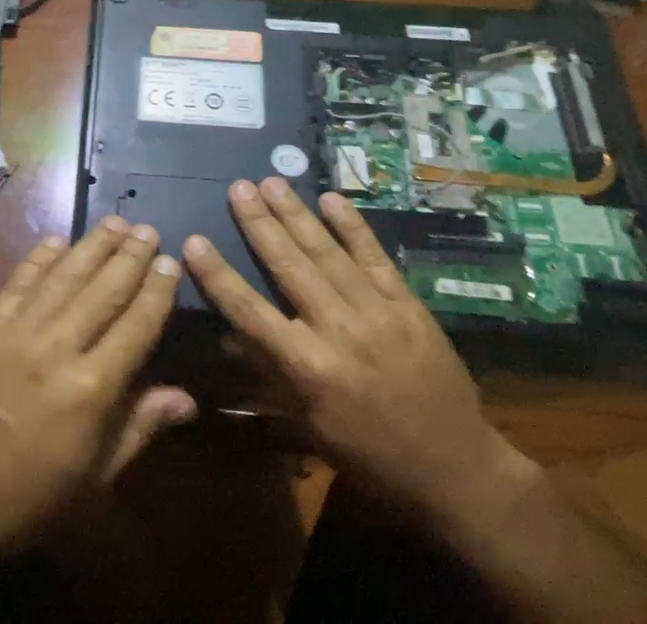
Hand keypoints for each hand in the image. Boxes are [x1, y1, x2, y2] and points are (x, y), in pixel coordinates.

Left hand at [0, 216, 192, 576]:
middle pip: (103, 291)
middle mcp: (57, 349)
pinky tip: (56, 241)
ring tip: (115, 224)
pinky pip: (17, 285)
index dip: (157, 291)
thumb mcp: (96, 478)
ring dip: (91, 247)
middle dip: (130, 257)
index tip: (171, 262)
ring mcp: (16, 334)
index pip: (137, 325)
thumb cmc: (30, 500)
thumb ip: (140, 428)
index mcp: (93, 389)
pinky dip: (38, 260)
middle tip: (149, 229)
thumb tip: (187, 398)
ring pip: (62, 278)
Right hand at [182, 178, 537, 522]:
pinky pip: (375, 258)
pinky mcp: (408, 305)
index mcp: (307, 368)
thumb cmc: (369, 455)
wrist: (452, 465)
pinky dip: (353, 227)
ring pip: (328, 253)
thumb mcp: (310, 426)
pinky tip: (331, 198)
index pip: (250, 311)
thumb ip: (270, 377)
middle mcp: (337, 331)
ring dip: (297, 215)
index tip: (194, 240)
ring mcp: (376, 312)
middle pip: (289, 267)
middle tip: (238, 188)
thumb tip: (230, 339)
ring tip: (271, 182)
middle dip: (260, 224)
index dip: (219, 275)